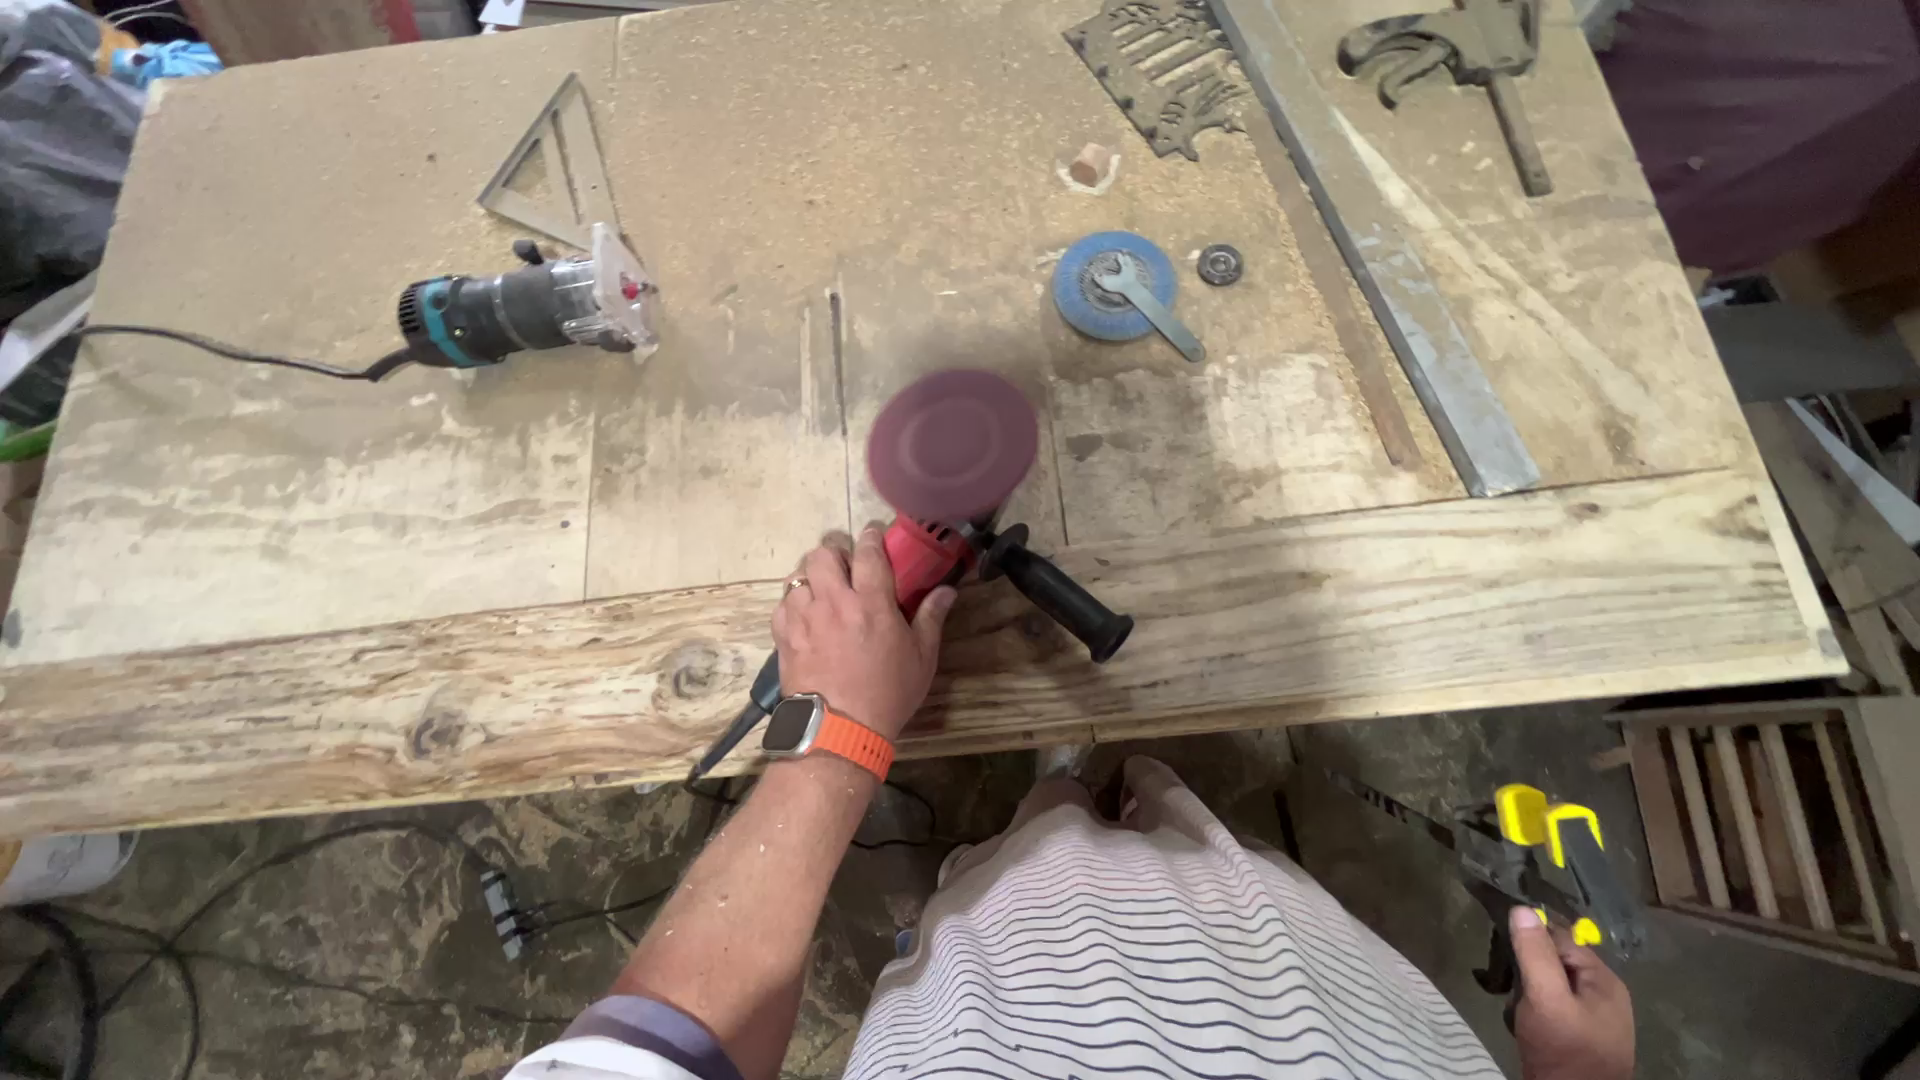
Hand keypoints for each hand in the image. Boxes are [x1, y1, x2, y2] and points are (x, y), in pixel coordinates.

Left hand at [771, 526, 956, 740]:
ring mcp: (804, 617)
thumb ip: (932, 618)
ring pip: (799, 574)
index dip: (871, 538)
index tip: (873, 535)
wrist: (839, 731)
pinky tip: (805, 615)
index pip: (868, 552)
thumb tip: (947, 590)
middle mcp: (834, 601)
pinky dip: (793, 602)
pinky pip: (783, 603)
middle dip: (835, 554)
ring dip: (812, 577)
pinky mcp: (784, 635)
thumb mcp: (921, 658)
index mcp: (872, 602)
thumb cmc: (887, 694)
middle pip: (824, 554)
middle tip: (846, 568)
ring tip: (823, 591)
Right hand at [1510, 907, 1633, 1079]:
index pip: (1561, 937)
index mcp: (1604, 981)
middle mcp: (1602, 992)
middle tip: (1504, 970)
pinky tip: (1519, 1009)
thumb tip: (1522, 908)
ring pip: (1549, 977)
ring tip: (1510, 992)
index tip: (1500, 938)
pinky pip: (1550, 997)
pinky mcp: (1576, 1028)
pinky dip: (1530, 998)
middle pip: (1556, 956)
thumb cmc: (1563, 1048)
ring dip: (1526, 980)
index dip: (1531, 935)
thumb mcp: (1546, 997)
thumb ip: (1535, 953)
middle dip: (1526, 959)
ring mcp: (1591, 1013)